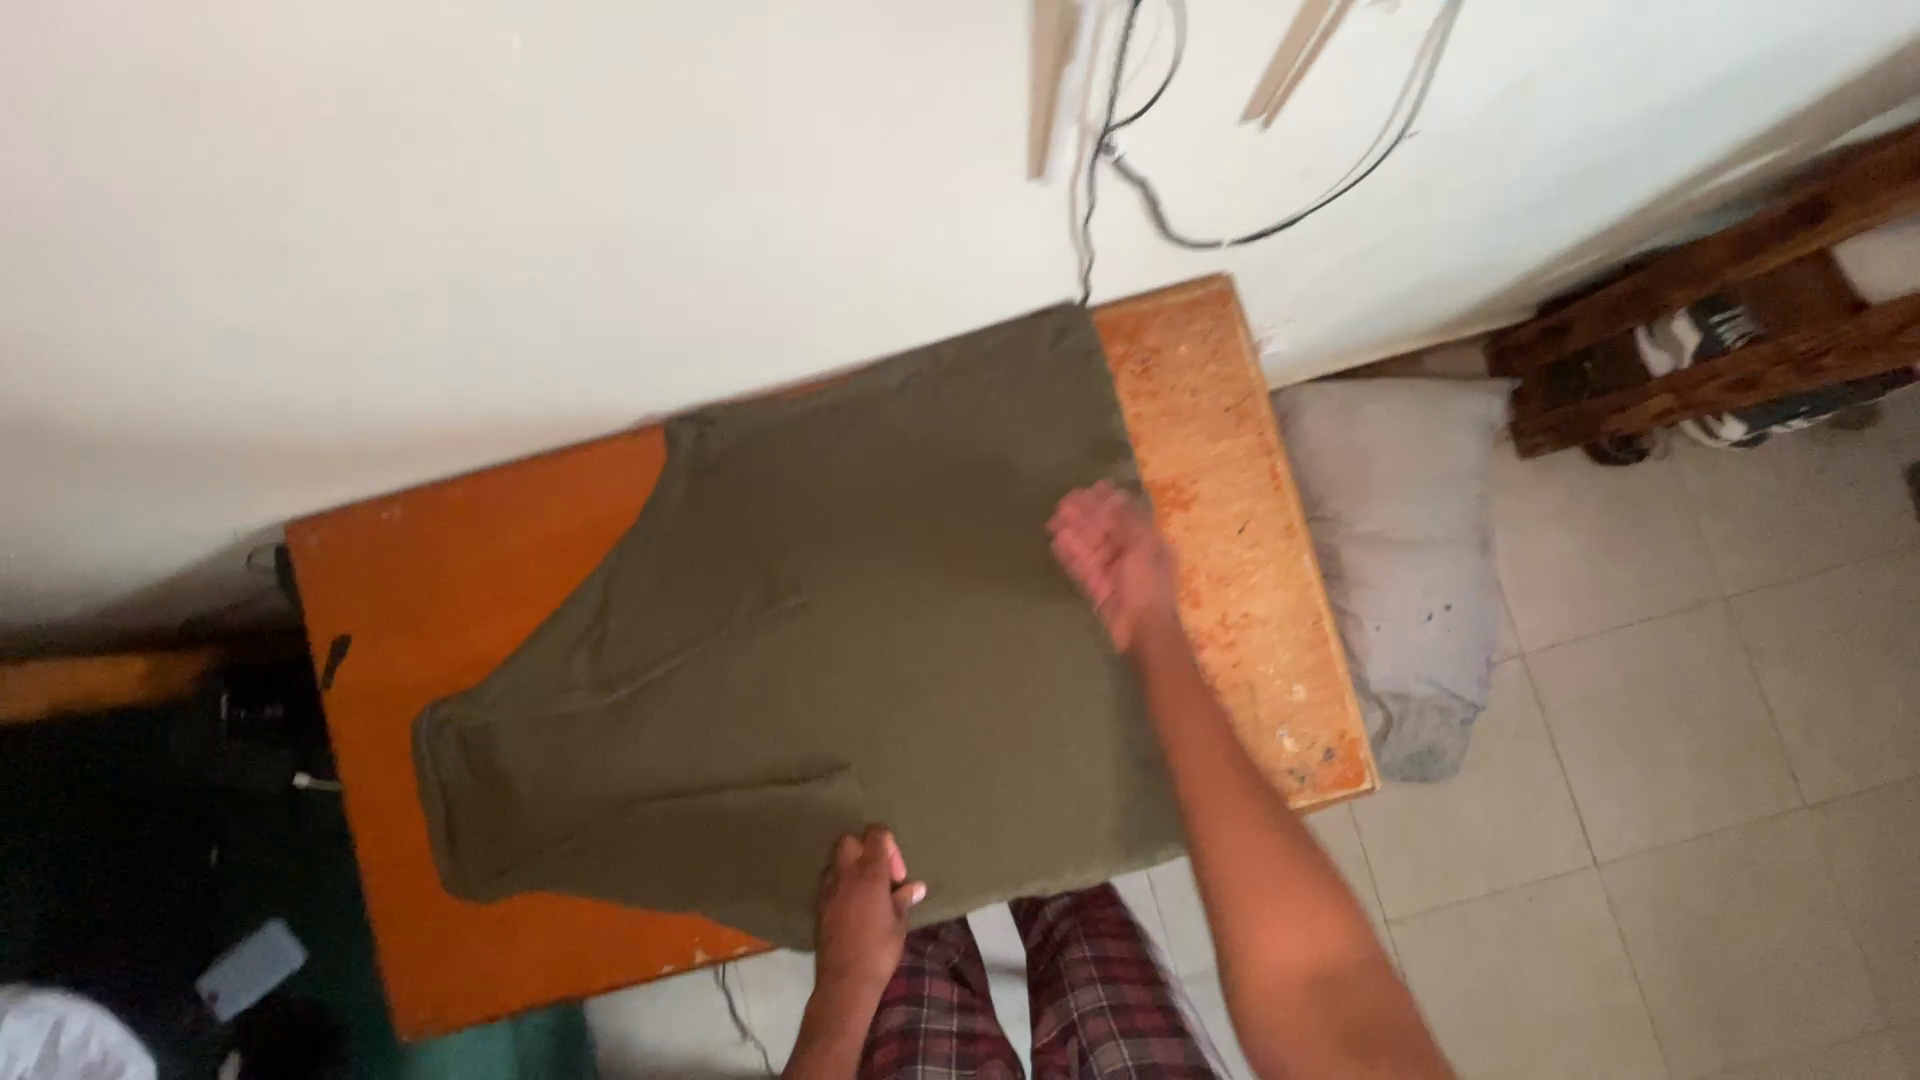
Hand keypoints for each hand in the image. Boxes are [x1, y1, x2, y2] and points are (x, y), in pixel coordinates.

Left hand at [812, 824, 925, 1002]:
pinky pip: (829, 881)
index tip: (897, 875)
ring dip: (851, 866)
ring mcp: (828, 888)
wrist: (845, 982)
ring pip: (836, 860)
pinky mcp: (819, 905)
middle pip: (850, 840)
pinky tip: (853, 906)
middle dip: (865, 849)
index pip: (876, 834)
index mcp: (869, 873)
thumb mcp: (899, 924)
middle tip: (880, 876)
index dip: (890, 845)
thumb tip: (917, 887)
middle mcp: (845, 873)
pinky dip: (841, 884)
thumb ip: (904, 899)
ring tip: (867, 892)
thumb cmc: (879, 951)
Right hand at [1048, 481, 1178, 653]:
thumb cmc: (1149, 586)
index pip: (1126, 516)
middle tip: (1064, 501)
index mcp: (1148, 542)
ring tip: (1054, 519)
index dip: (1109, 501)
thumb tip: (1113, 496)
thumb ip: (1126, 522)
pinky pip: (1083, 566)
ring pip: (1090, 546)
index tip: (1092, 487)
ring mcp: (1113, 571)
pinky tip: (1057, 541)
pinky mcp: (1099, 587)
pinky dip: (1071, 553)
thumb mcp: (1143, 547)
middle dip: (1085, 515)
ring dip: (1073, 532)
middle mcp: (1131, 554)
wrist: (1144, 630)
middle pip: (1104, 529)